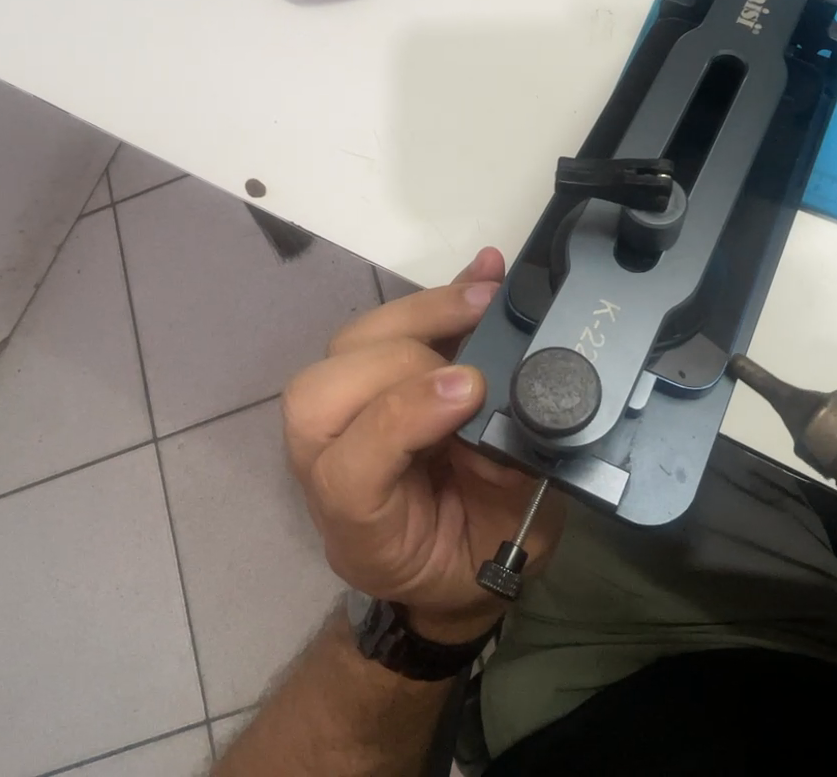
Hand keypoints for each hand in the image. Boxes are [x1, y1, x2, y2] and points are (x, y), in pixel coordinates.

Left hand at [282, 247, 563, 643]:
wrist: (454, 563)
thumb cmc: (476, 558)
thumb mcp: (507, 539)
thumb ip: (507, 479)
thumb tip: (511, 402)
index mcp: (358, 524)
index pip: (348, 468)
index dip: (402, 418)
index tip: (470, 389)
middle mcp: (331, 464)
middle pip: (324, 391)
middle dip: (404, 350)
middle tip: (481, 335)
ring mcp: (344, 417)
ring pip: (345, 348)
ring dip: (416, 312)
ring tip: (485, 297)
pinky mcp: (371, 380)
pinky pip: (387, 328)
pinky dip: (435, 299)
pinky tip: (482, 274)